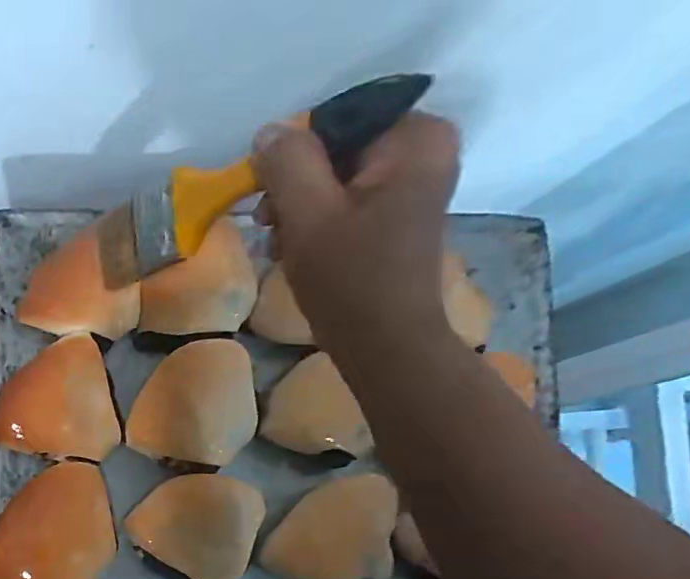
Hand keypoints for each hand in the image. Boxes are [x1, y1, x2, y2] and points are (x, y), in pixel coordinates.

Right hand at [251, 111, 463, 350]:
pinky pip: (348, 202)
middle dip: (295, 185)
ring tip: (278, 244)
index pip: (336, 118)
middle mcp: (424, 151)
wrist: (386, 347)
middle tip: (266, 223)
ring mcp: (414, 186)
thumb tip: (268, 132)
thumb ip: (287, 164)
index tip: (265, 193)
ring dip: (300, 208)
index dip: (293, 152)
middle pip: (338, 148)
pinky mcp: (399, 217)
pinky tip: (295, 251)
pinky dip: (318, 223)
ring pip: (338, 177)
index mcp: (414, 138)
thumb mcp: (308, 217)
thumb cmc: (350, 282)